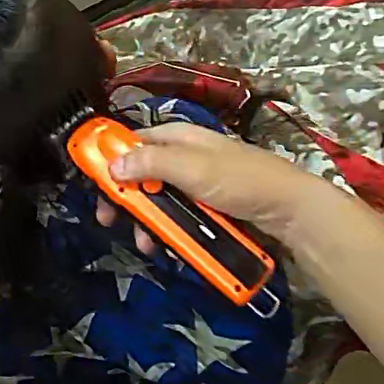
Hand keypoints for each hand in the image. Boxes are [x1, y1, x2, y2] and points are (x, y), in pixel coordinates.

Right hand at [96, 122, 348, 245]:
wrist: (289, 209)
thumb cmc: (240, 181)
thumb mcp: (193, 168)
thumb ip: (152, 163)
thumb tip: (113, 164)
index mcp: (179, 137)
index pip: (133, 140)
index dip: (111, 157)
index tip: (94, 182)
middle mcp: (184, 155)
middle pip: (141, 172)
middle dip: (127, 198)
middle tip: (112, 221)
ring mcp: (196, 181)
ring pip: (158, 198)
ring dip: (148, 220)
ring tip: (147, 243)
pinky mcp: (207, 204)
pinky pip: (178, 215)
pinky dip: (169, 229)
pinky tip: (168, 246)